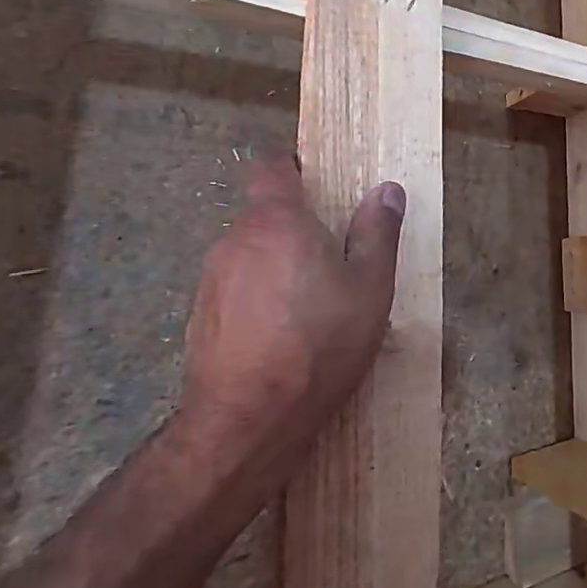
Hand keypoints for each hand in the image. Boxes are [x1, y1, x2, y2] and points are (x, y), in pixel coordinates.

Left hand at [177, 154, 404, 464]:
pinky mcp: (199, 316)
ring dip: (278, 264)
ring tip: (312, 304)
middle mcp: (235, 239)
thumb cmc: (320, 343)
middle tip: (335, 258)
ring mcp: (210, 279)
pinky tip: (283, 333)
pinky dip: (258, 296)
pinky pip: (235, 287)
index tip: (321, 185)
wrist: (246, 421)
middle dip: (297, 226)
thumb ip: (378, 232)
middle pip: (265, 214)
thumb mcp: (370, 287)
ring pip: (251, 253)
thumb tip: (387, 190)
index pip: (273, 166)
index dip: (295, 166)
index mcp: (277, 221)